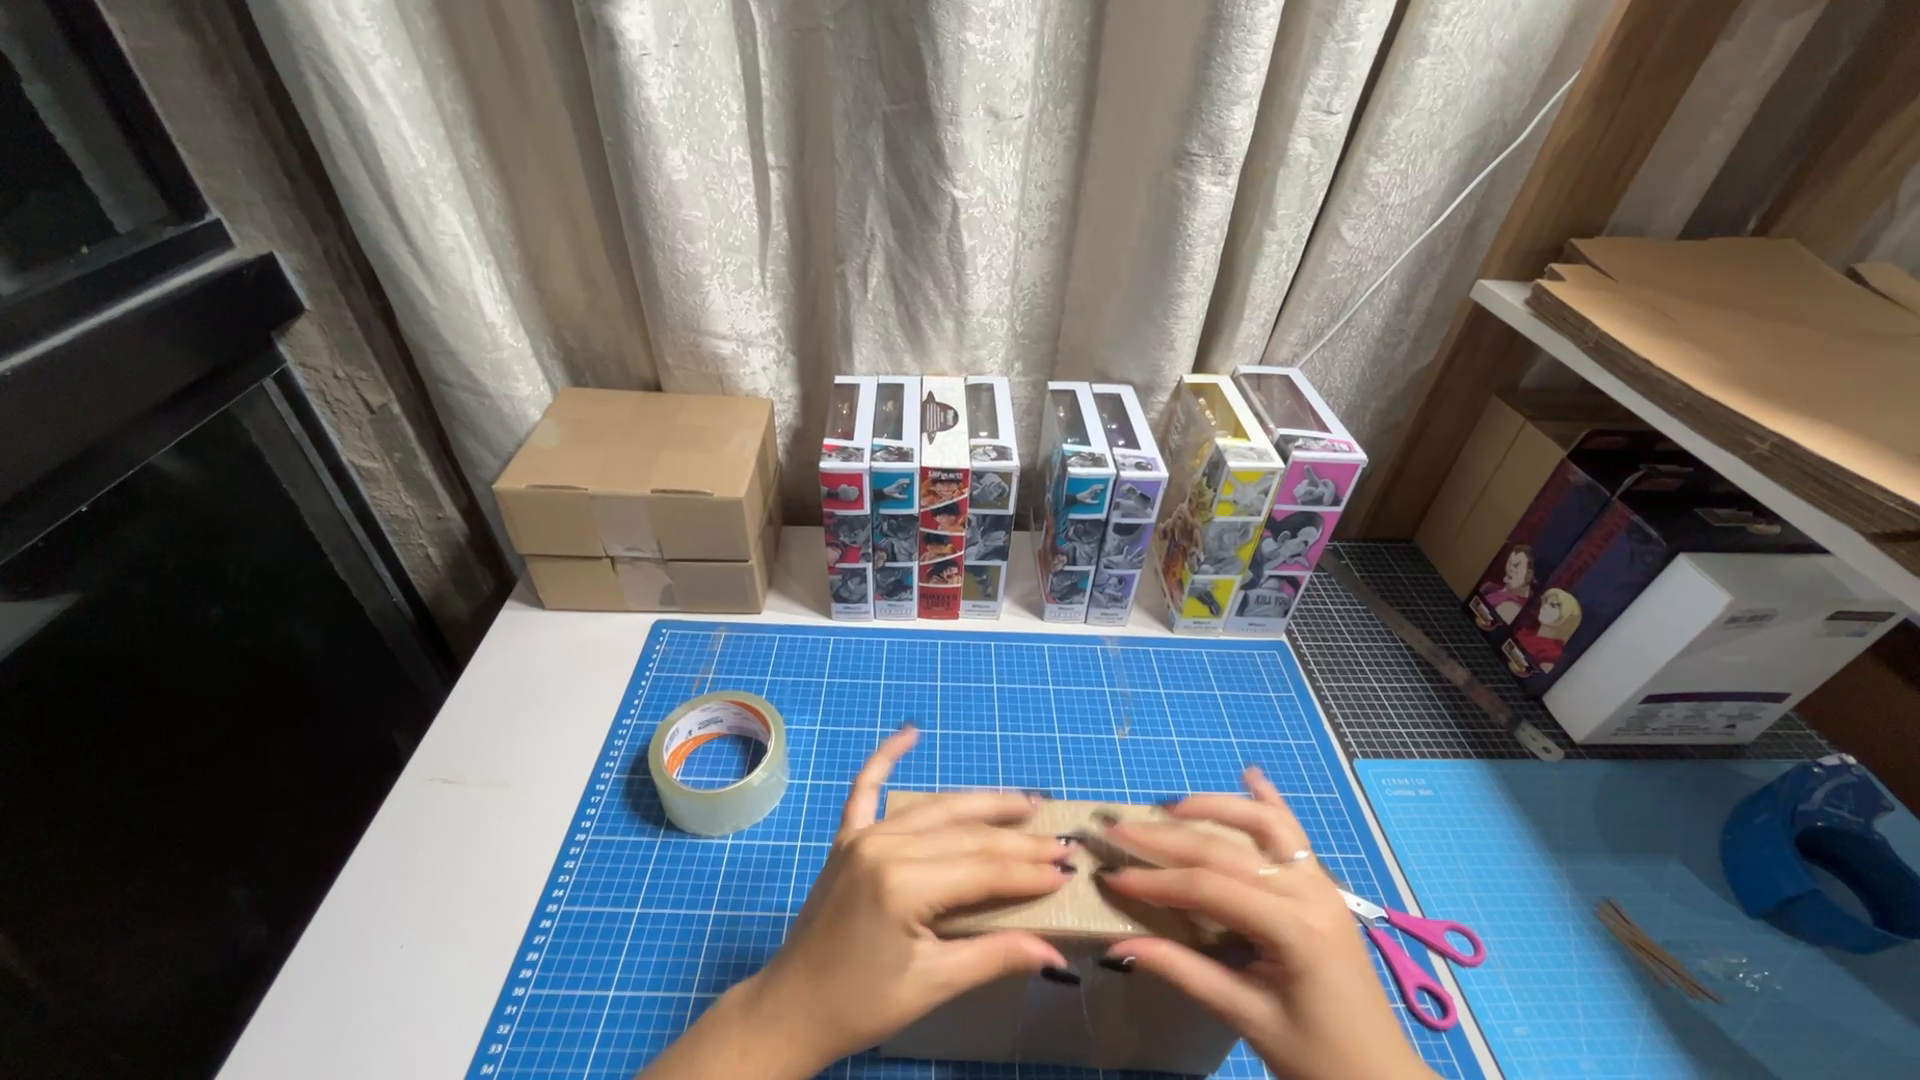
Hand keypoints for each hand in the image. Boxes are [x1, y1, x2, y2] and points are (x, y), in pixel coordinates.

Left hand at [645, 726, 1071, 1078]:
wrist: (791, 1008)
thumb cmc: (862, 1004)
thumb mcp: (933, 984)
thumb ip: (994, 956)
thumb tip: (1055, 953)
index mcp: (904, 884)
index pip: (984, 869)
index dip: (1029, 871)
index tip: (1068, 869)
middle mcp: (884, 846)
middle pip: (966, 835)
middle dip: (1017, 840)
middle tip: (1060, 839)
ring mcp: (862, 836)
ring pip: (934, 810)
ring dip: (981, 803)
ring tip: (1024, 801)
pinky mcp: (846, 838)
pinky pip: (866, 789)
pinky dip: (886, 758)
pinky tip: (909, 732)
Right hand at [1098, 767, 1436, 1079]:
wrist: (1381, 1077)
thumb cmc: (1314, 1056)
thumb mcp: (1246, 1018)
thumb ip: (1184, 972)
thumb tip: (1117, 947)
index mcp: (1292, 928)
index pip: (1208, 887)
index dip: (1155, 880)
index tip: (1111, 874)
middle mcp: (1309, 892)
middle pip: (1225, 850)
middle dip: (1166, 838)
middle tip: (1117, 830)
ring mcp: (1321, 884)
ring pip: (1263, 825)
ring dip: (1215, 808)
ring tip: (1170, 806)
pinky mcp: (1325, 888)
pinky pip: (1295, 835)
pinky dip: (1271, 803)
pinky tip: (1251, 775)